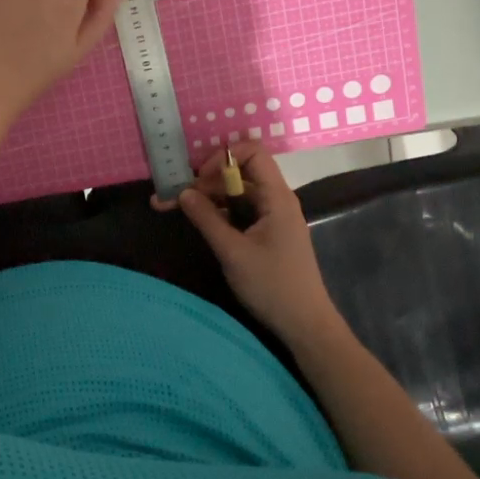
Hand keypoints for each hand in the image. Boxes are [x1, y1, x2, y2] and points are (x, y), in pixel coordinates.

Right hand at [153, 142, 345, 344]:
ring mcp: (273, 217)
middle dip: (206, 180)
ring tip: (176, 208)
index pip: (252, 153)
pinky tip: (199, 222)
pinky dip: (219, 212)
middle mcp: (277, 200)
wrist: (305, 325)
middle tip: (173, 197)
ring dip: (208, 197)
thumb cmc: (272, 286)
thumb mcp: (233, 252)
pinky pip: (241, 210)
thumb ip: (206, 218)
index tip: (199, 178)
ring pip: (237, 193)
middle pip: (240, 173)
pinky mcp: (268, 233)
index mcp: (276, 197)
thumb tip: (183, 192)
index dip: (223, 157)